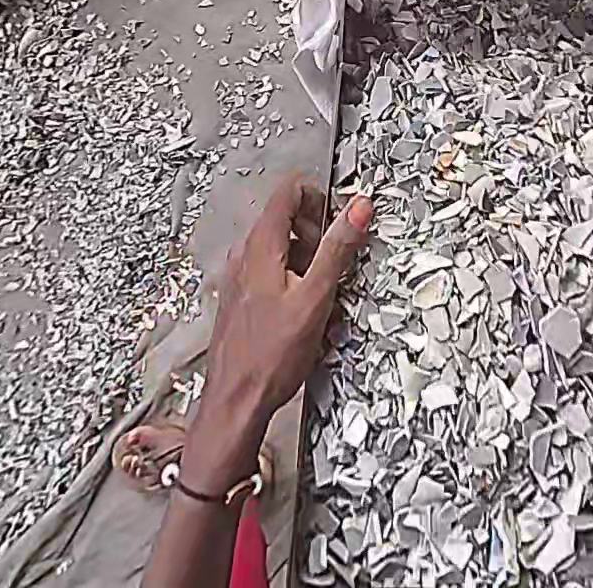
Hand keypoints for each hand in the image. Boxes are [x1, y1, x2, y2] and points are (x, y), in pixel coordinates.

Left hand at [181, 179, 371, 491]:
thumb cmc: (269, 357)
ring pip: (281, 245)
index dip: (319, 199)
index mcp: (260, 245)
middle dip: (317, 233)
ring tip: (320, 290)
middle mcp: (245, 254)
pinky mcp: (242, 296)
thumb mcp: (315, 298)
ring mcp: (240, 275)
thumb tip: (357, 210)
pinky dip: (294, 278)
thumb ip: (337, 249)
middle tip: (332, 261)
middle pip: (286, 216)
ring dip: (307, 258)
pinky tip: (303, 308)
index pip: (289, 191)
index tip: (337, 223)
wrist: (235, 401)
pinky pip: (272, 269)